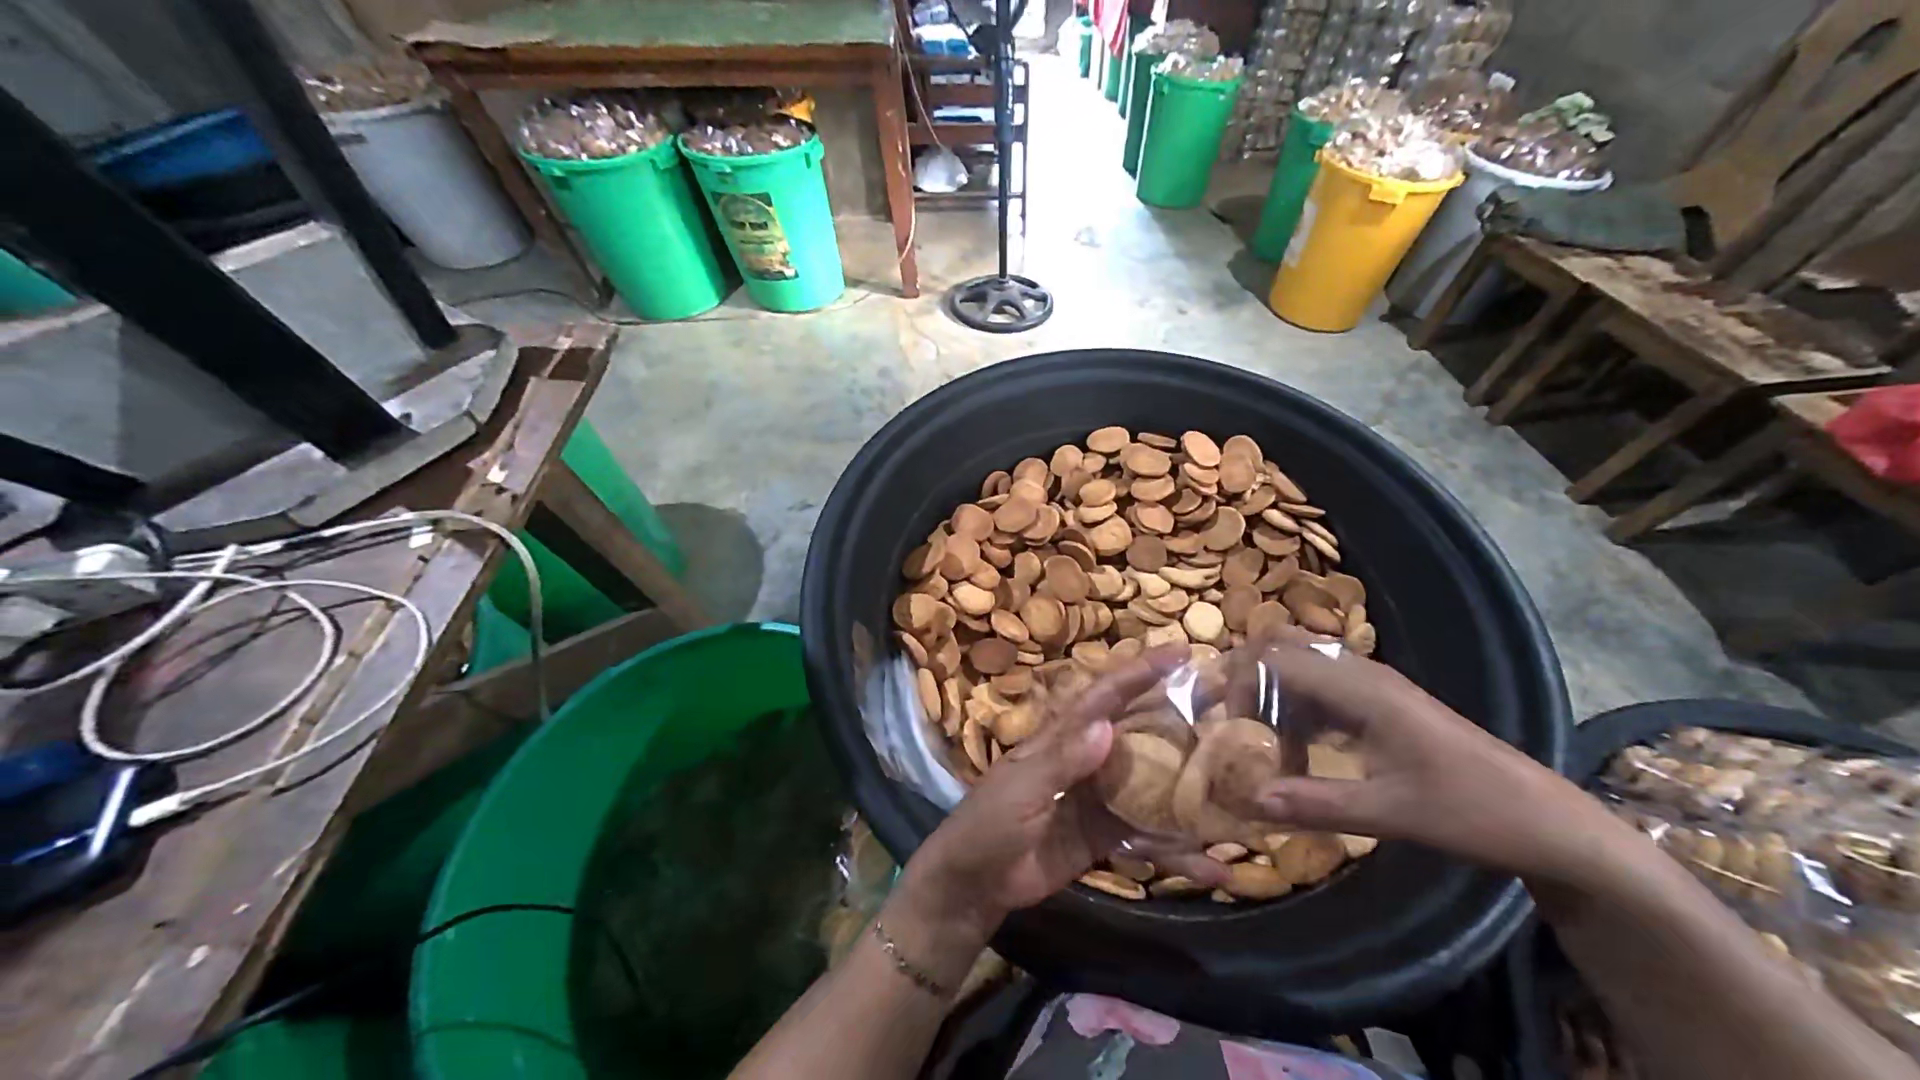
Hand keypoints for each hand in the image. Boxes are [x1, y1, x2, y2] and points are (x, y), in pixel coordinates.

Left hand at [894, 648, 1229, 942]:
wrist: (975, 884)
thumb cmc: (988, 824)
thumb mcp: (1020, 790)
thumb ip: (1062, 762)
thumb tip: (1107, 726)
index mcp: (1061, 739)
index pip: (1104, 697)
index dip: (1139, 672)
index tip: (1180, 652)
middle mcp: (1087, 761)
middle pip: (1138, 733)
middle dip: (1179, 718)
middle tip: (1229, 707)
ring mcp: (1099, 799)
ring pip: (1152, 784)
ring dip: (1189, 785)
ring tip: (1238, 787)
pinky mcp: (1106, 838)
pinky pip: (1149, 839)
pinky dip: (1179, 852)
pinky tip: (1215, 868)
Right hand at [1249, 628, 1606, 881]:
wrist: (1550, 822)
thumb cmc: (1474, 812)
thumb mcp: (1392, 815)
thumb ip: (1317, 803)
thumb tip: (1248, 798)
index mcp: (1363, 689)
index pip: (1276, 658)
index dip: (1238, 682)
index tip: (1222, 724)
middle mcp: (1362, 674)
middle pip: (1282, 646)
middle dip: (1244, 675)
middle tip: (1225, 719)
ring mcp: (1373, 686)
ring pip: (1299, 664)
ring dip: (1269, 692)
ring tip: (1255, 739)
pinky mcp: (1380, 704)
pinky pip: (1319, 688)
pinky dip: (1293, 708)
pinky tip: (1294, 750)